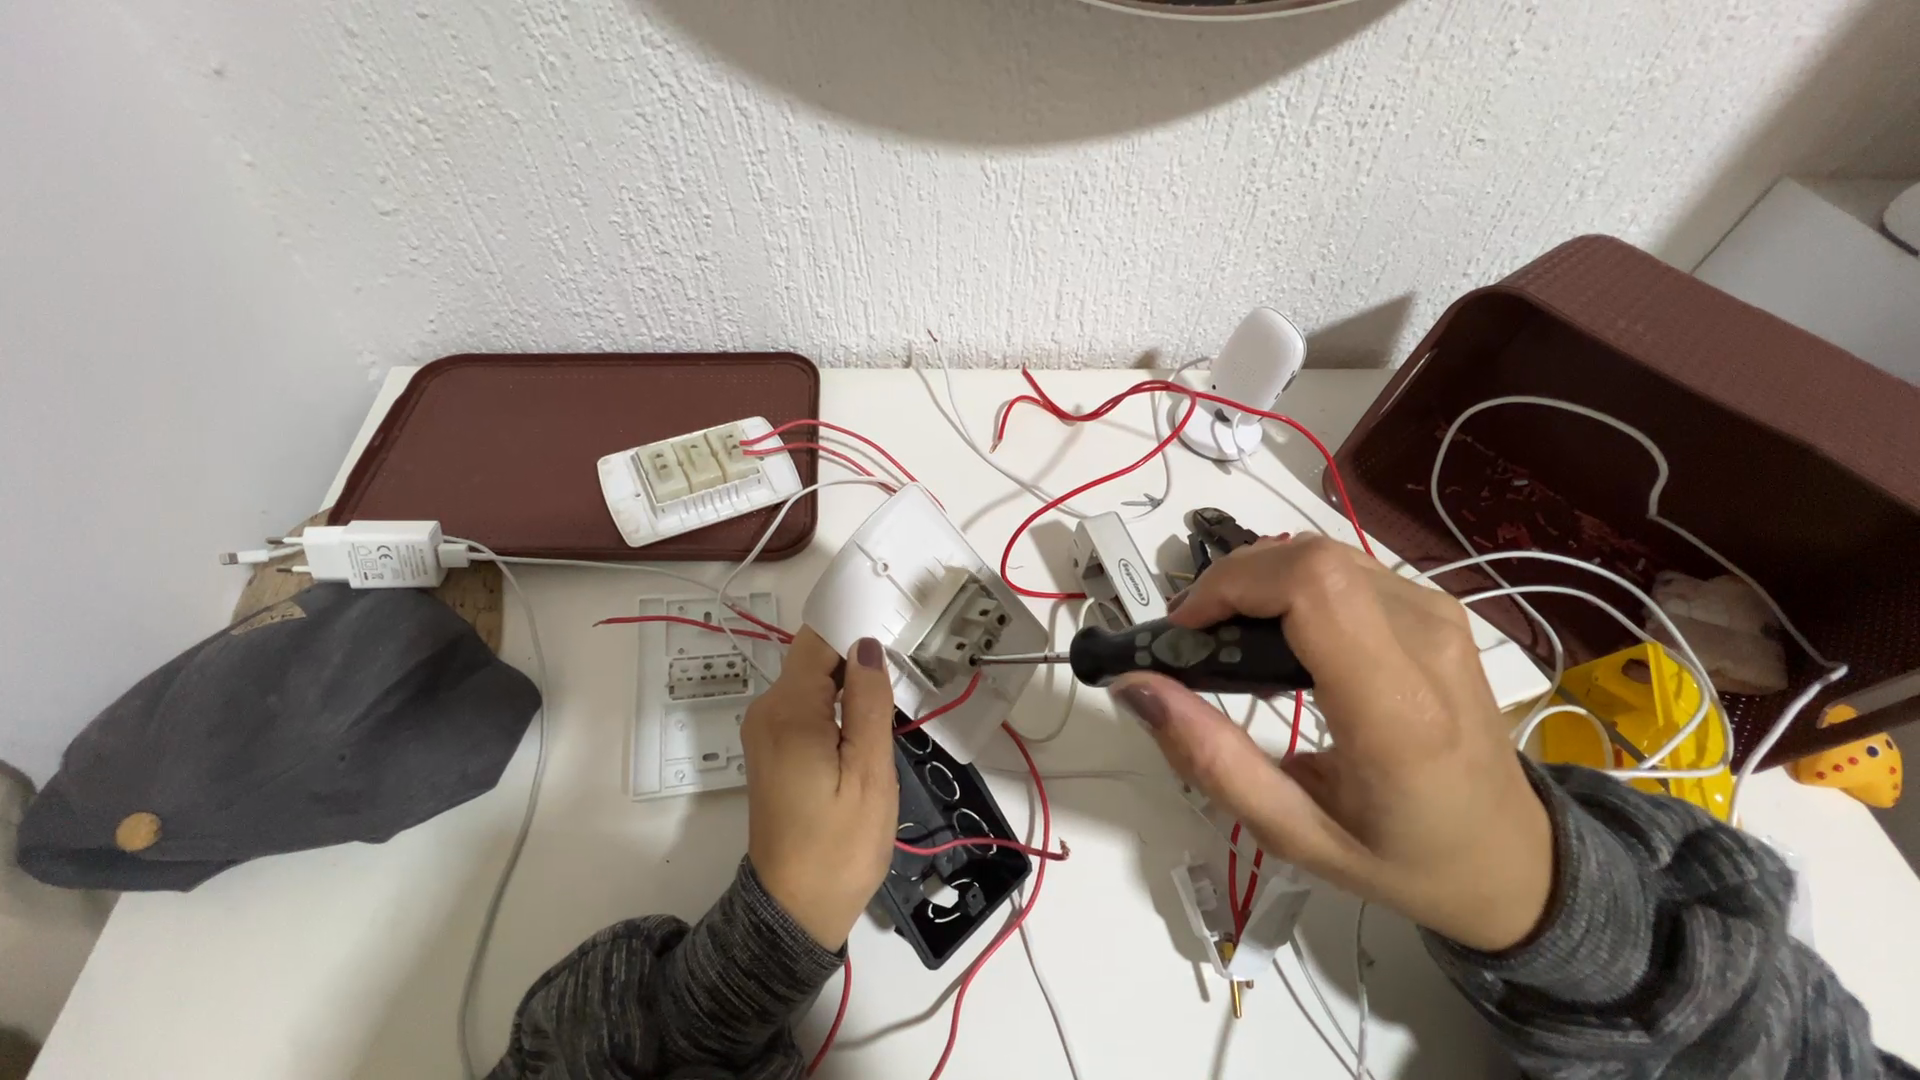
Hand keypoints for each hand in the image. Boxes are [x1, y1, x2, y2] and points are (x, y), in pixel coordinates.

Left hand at [742, 629, 897, 950]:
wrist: (795, 908)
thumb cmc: (839, 845)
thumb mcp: (870, 774)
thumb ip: (869, 703)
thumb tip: (866, 646)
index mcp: (788, 711)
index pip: (817, 639)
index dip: (854, 627)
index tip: (897, 627)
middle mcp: (768, 710)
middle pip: (814, 657)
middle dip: (857, 655)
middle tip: (908, 665)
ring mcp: (767, 730)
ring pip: (813, 681)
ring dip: (851, 682)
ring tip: (895, 694)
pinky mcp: (774, 748)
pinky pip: (808, 706)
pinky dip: (838, 704)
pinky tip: (868, 721)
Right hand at [1113, 536, 1554, 951]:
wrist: (1515, 858)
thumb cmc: (1402, 858)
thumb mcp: (1293, 834)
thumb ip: (1210, 759)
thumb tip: (1135, 686)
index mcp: (1398, 710)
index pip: (1311, 588)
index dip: (1230, 587)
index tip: (1184, 630)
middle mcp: (1427, 643)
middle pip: (1309, 558)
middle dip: (1230, 583)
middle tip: (1194, 638)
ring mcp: (1439, 617)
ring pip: (1320, 554)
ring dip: (1256, 583)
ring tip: (1228, 641)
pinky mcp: (1434, 609)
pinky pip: (1342, 569)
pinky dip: (1288, 587)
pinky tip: (1275, 638)